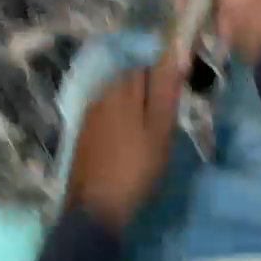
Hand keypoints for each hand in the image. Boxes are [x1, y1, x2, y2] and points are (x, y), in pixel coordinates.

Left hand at [65, 51, 185, 231]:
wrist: (95, 210)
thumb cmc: (136, 167)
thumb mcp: (160, 128)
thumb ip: (167, 88)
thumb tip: (178, 49)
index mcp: (121, 90)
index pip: (147, 68)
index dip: (164, 81)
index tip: (175, 105)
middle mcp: (101, 95)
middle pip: (130, 82)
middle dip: (148, 94)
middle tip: (165, 123)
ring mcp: (89, 117)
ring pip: (117, 100)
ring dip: (133, 110)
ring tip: (148, 137)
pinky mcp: (83, 137)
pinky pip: (106, 118)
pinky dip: (120, 125)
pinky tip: (128, 146)